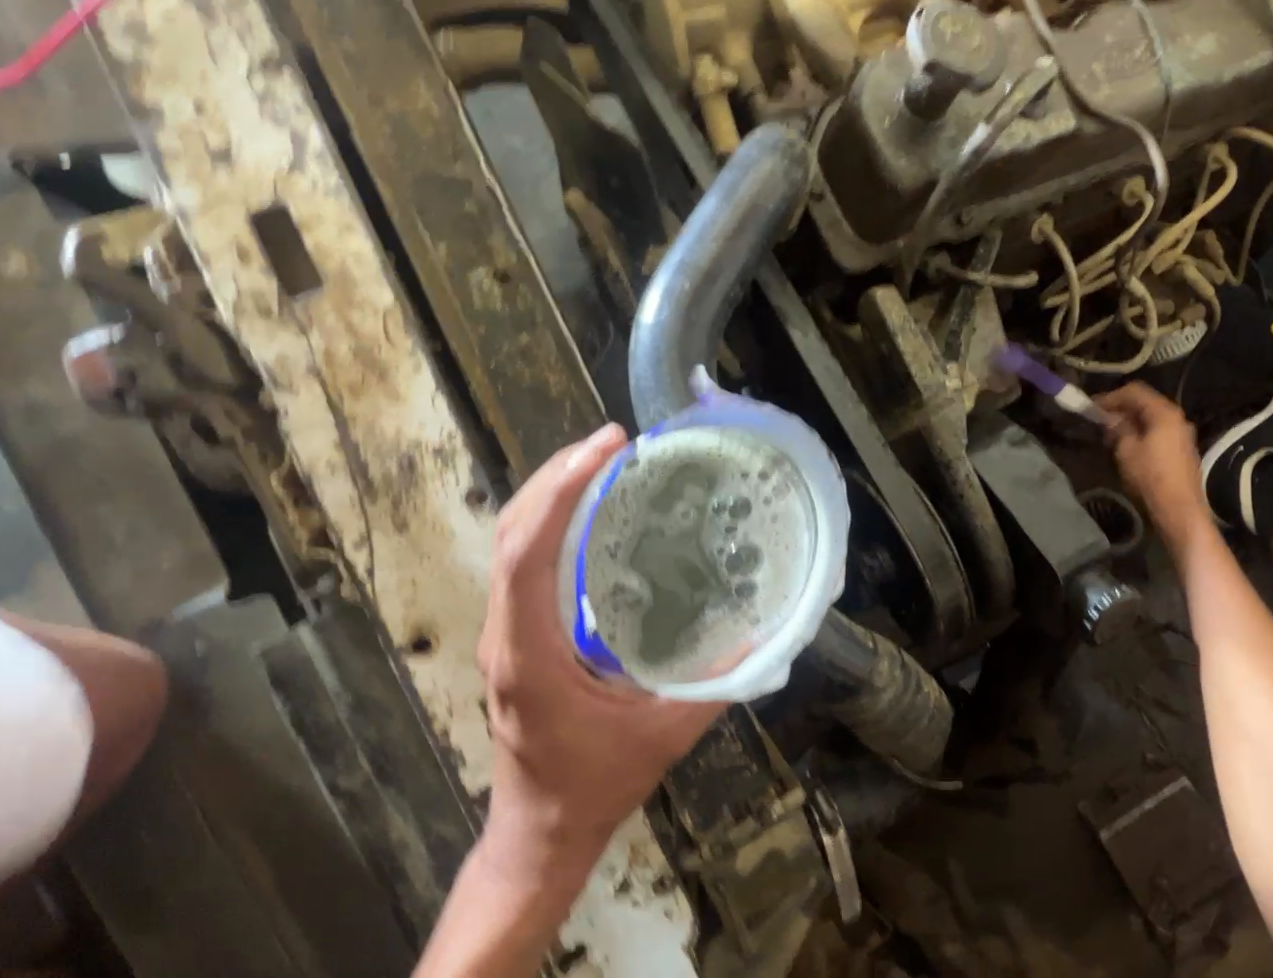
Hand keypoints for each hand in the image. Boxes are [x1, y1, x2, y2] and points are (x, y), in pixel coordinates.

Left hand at [477, 424, 722, 877]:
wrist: (541, 831)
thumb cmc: (595, 785)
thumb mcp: (665, 736)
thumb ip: (715, 685)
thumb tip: (766, 634)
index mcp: (531, 654)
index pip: (528, 554)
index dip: (562, 492)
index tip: (607, 449)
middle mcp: (507, 634)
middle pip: (512, 533)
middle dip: (557, 476)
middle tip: (613, 441)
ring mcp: (507, 634)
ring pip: (511, 543)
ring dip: (552, 493)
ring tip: (605, 461)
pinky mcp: (518, 637)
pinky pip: (526, 563)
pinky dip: (554, 522)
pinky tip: (595, 513)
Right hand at [1097, 383, 1213, 545]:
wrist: (1180, 509)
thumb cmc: (1151, 476)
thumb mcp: (1127, 450)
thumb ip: (1118, 428)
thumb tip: (1110, 418)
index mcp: (1164, 412)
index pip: (1135, 391)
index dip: (1111, 396)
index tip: (1092, 407)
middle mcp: (1177, 418)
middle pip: (1145, 403)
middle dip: (1121, 409)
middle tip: (1099, 420)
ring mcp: (1182, 433)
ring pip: (1152, 418)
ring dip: (1130, 422)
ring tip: (1110, 434)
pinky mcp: (1182, 449)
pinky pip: (1158, 431)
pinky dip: (1141, 432)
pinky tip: (1128, 445)